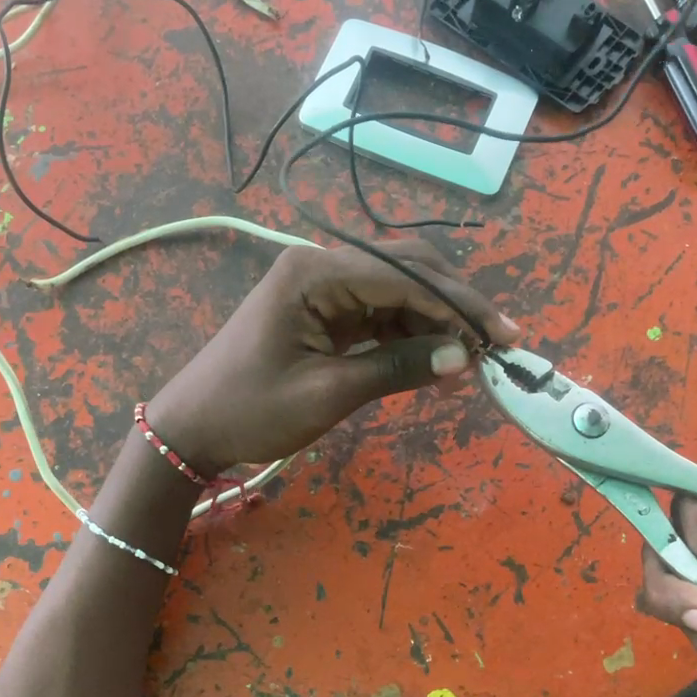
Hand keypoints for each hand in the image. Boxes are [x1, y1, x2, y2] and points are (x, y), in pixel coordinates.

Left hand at [146, 241, 520, 476]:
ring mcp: (321, 290)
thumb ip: (397, 368)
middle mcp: (321, 267)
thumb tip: (464, 357)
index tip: (503, 337)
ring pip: (397, 294)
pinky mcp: (322, 313)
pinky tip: (433, 366)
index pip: (406, 275)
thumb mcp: (328, 393)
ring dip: (434, 326)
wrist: (193, 428)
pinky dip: (407, 338)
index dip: (460, 306)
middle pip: (407, 272)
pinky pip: (377, 316)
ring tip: (467, 366)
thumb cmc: (251, 411)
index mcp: (316, 273)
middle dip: (454, 308)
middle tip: (495, 348)